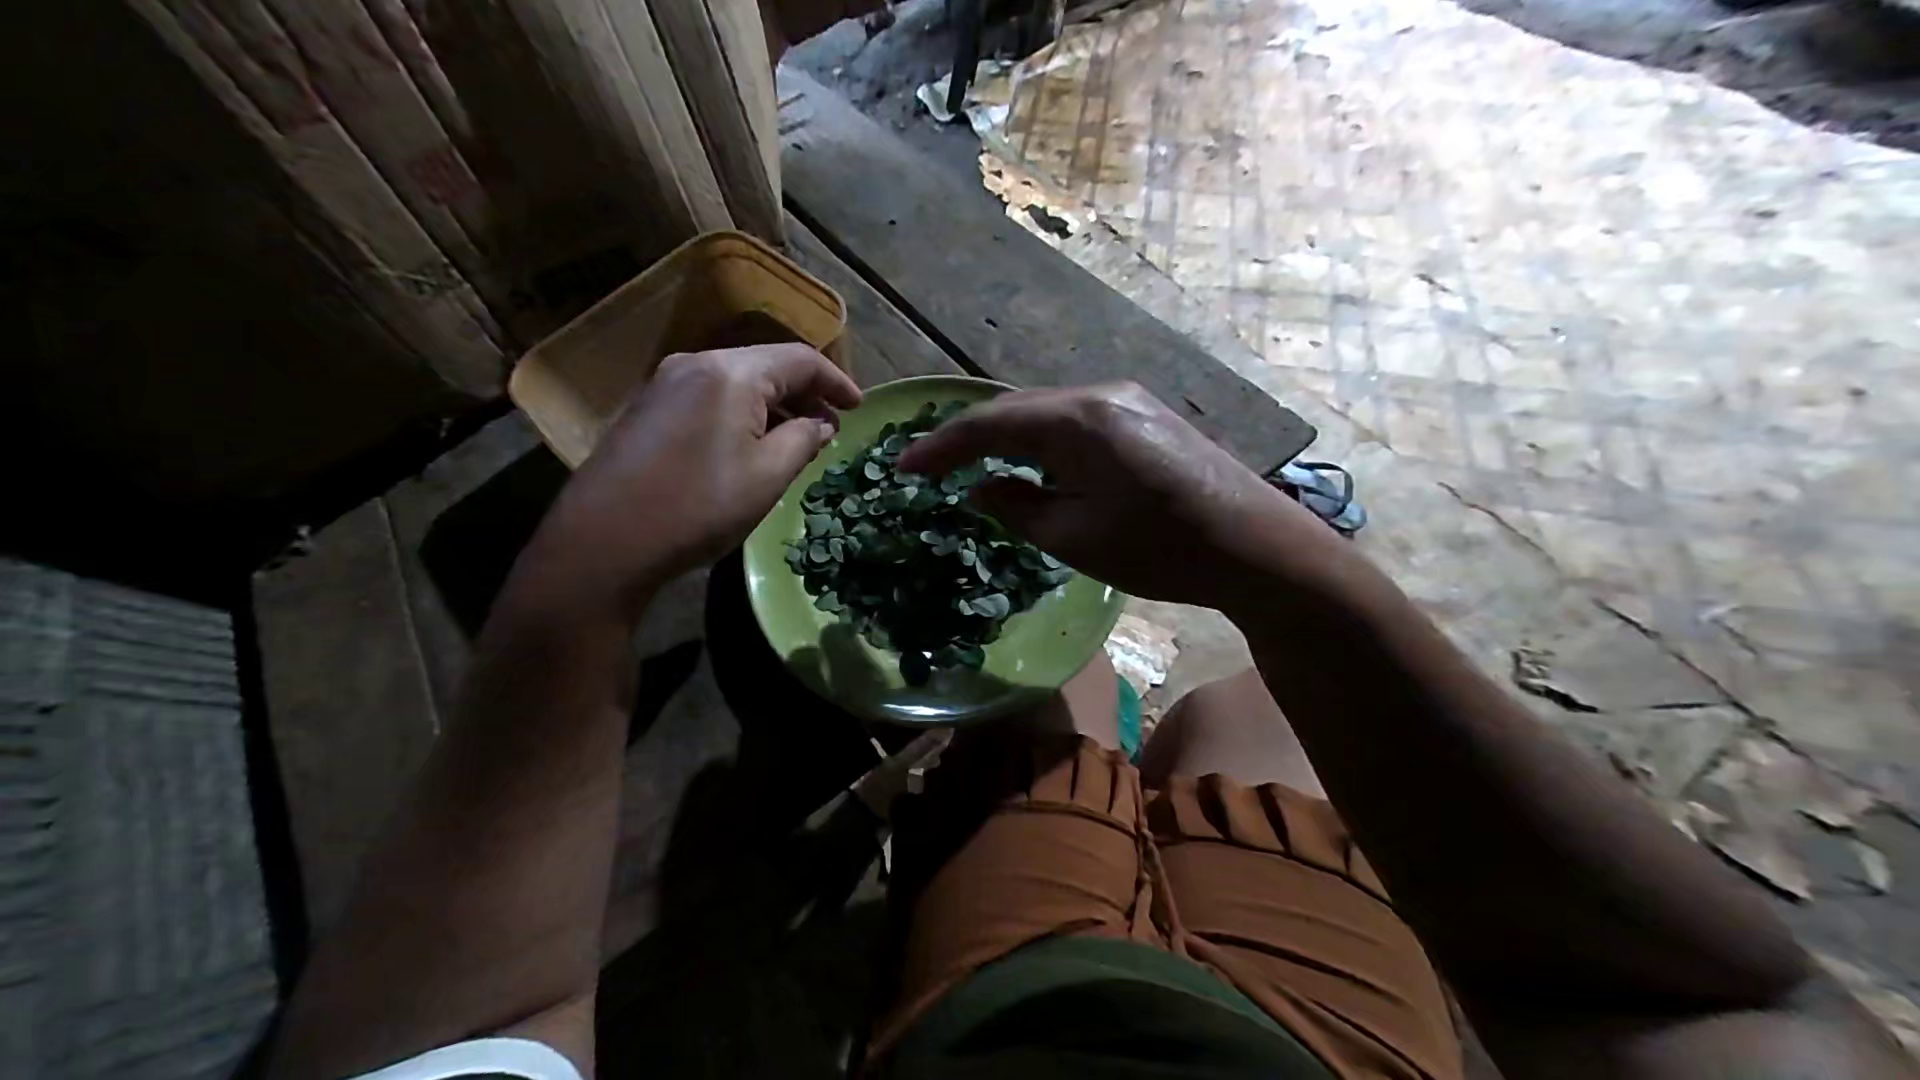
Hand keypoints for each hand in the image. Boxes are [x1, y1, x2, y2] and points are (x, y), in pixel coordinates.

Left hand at [527, 345, 860, 612]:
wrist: (603, 542)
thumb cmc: (697, 507)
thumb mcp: (767, 476)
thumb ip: (804, 440)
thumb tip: (820, 424)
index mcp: (731, 373)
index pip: (799, 360)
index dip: (836, 381)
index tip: (859, 407)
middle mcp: (695, 364)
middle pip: (766, 365)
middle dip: (806, 393)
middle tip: (832, 426)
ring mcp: (664, 385)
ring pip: (736, 383)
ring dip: (774, 406)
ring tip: (797, 439)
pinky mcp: (647, 411)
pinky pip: (709, 398)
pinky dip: (742, 414)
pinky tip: (750, 445)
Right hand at [896, 382, 1336, 608]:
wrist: (1257, 547)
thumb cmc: (1161, 550)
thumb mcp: (1074, 538)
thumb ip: (1016, 508)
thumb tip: (979, 488)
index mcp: (1077, 421)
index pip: (989, 424)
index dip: (940, 446)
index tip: (903, 467)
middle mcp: (1099, 394)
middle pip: (1016, 408)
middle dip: (970, 438)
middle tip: (932, 467)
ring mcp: (1127, 400)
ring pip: (1045, 411)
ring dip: (1006, 437)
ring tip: (972, 466)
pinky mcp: (1145, 415)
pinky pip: (1074, 419)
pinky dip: (1041, 440)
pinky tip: (1031, 463)